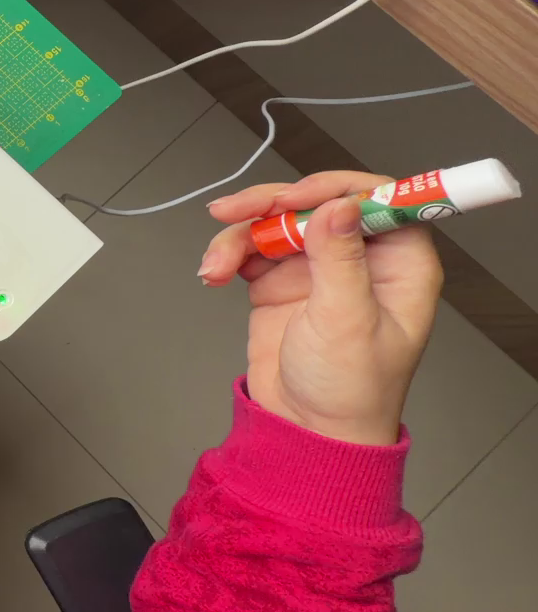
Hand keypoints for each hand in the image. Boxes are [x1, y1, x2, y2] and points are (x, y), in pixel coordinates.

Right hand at [200, 171, 441, 446]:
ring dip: (234, 239)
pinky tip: (214, 275)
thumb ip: (340, 261)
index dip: (332, 189)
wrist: (305, 421)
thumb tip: (338, 208)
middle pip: (310, 205)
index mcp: (397, 264)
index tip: (291, 197)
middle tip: (229, 212)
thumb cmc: (349, 384)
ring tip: (215, 267)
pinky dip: (224, 257)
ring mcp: (313, 268)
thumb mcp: (346, 320)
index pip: (374, 201)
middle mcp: (356, 259)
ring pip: (270, 226)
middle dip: (266, 206)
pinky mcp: (276, 281)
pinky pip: (245, 250)